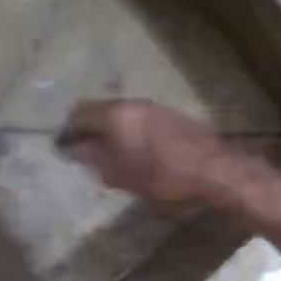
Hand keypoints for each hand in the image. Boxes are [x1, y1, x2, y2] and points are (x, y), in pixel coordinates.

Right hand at [61, 100, 246, 204]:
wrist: (214, 169)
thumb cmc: (165, 176)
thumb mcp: (123, 176)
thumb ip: (95, 160)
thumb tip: (78, 148)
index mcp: (117, 115)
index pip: (80, 113)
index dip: (69, 130)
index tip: (65, 147)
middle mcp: (134, 103)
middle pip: (101, 109)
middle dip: (89, 128)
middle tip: (86, 152)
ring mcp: (155, 106)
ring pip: (122, 112)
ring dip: (111, 128)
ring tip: (111, 154)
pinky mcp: (171, 114)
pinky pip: (140, 117)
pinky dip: (130, 129)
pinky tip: (136, 150)